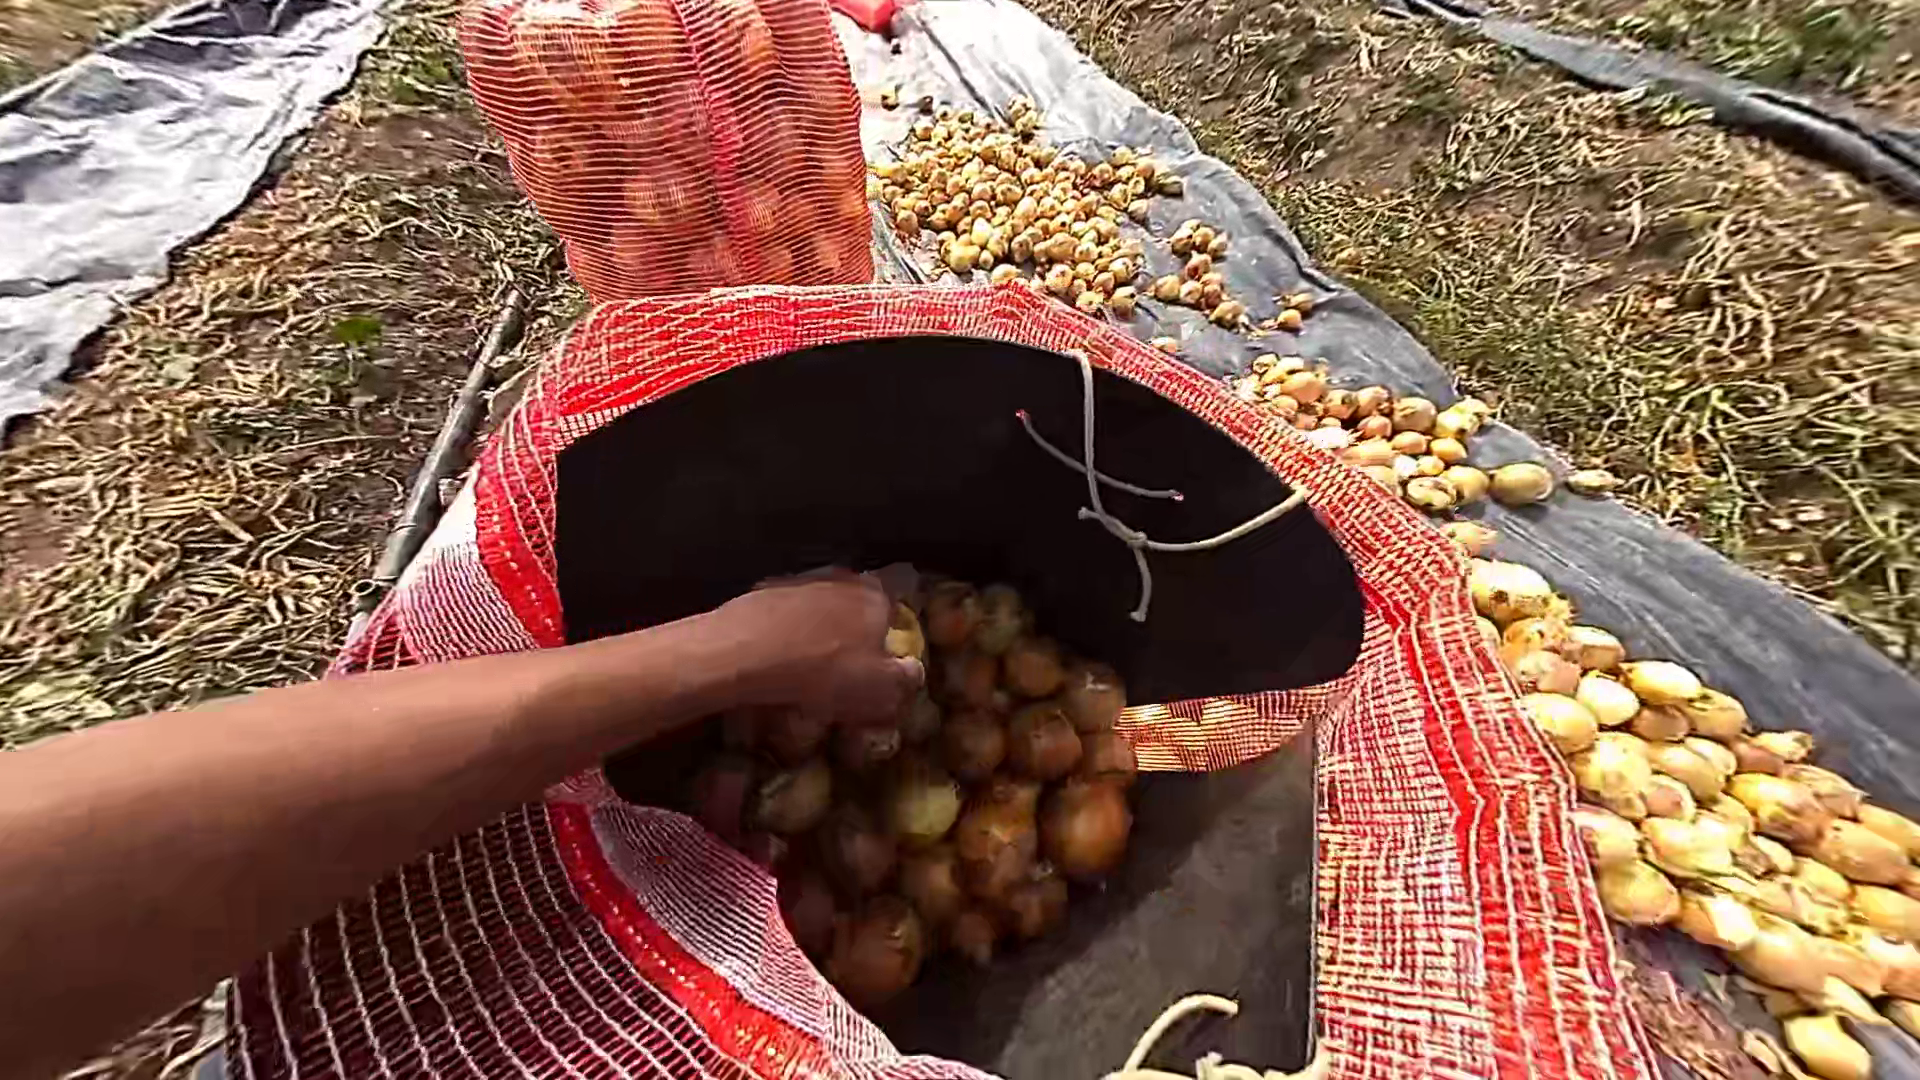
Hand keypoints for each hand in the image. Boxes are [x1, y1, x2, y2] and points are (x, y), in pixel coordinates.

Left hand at [715, 572, 922, 726]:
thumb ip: (907, 678)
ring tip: (815, 662)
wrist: (741, 653)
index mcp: (877, 594)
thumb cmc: (823, 672)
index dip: (906, 606)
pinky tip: (780, 658)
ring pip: (824, 601)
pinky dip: (791, 630)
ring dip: (825, 625)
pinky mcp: (764, 591)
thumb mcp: (881, 690)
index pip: (904, 585)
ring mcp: (801, 581)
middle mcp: (843, 577)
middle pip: (863, 595)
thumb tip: (913, 670)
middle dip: (863, 621)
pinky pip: (789, 612)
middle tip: (857, 655)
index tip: (898, 632)